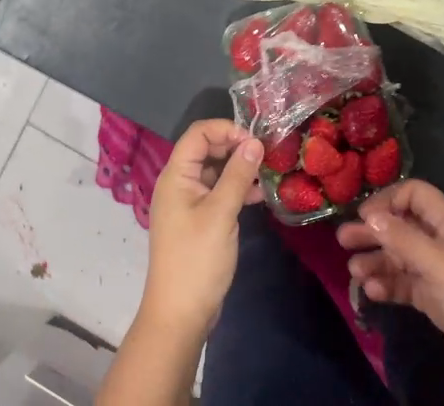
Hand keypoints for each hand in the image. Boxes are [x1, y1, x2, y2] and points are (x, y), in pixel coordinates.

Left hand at [141, 119, 264, 334]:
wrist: (180, 313)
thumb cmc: (197, 259)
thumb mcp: (221, 214)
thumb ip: (238, 175)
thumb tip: (255, 142)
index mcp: (176, 175)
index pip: (198, 133)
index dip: (226, 129)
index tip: (255, 142)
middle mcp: (179, 183)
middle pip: (206, 149)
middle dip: (235, 147)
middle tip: (266, 156)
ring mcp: (188, 203)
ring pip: (215, 171)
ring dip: (239, 169)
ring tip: (267, 174)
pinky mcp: (199, 220)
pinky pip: (218, 192)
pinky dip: (237, 189)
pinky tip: (260, 196)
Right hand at [337, 179, 443, 394]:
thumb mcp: (438, 263)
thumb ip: (402, 238)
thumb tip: (370, 216)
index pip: (414, 195)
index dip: (388, 200)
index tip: (363, 217)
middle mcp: (443, 242)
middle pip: (403, 226)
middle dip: (374, 232)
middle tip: (343, 241)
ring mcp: (440, 272)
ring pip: (401, 258)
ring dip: (378, 261)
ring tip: (354, 271)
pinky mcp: (438, 300)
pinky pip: (407, 285)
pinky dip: (389, 286)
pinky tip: (372, 293)